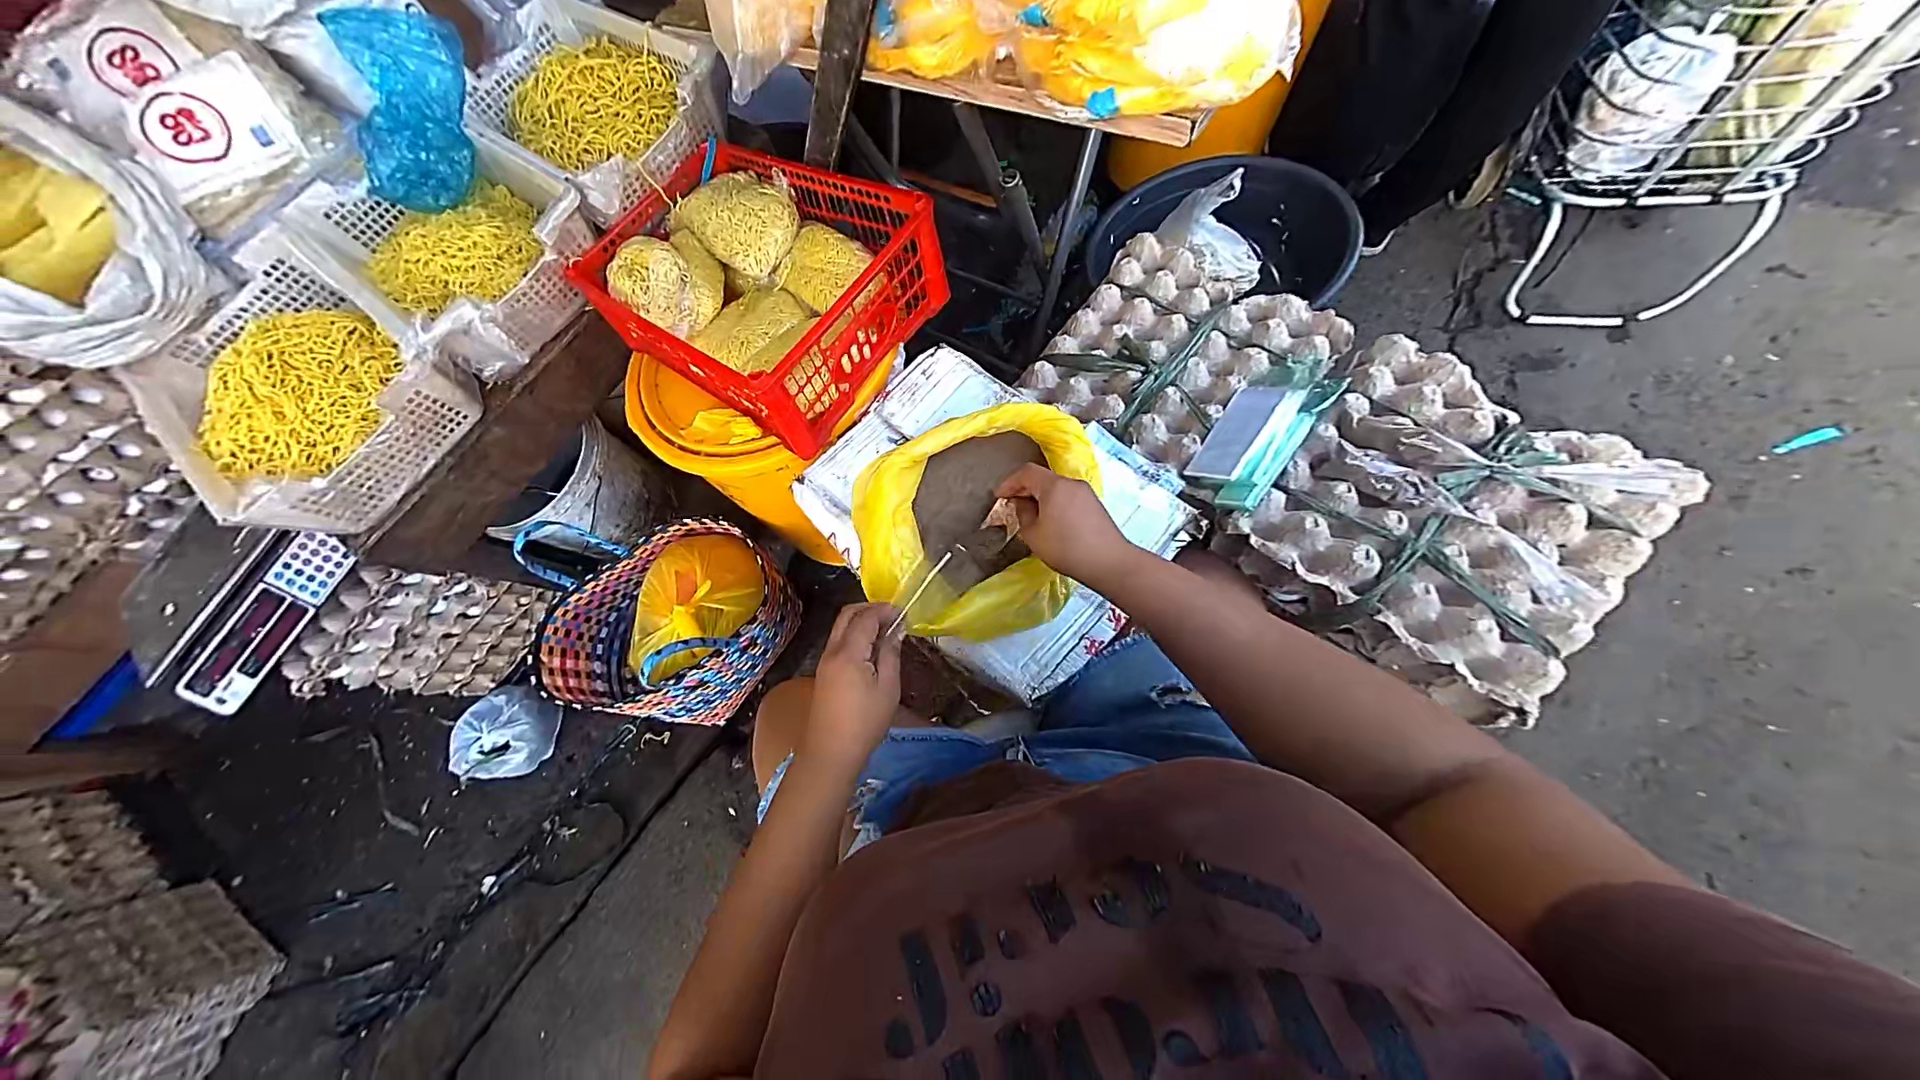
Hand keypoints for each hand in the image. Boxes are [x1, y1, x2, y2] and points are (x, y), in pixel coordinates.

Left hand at [802, 603, 902, 768]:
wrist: (831, 752)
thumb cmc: (865, 722)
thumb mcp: (888, 688)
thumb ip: (890, 654)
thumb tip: (895, 630)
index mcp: (848, 653)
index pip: (866, 618)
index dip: (885, 610)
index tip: (904, 613)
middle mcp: (832, 651)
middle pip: (847, 614)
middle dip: (870, 608)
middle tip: (893, 615)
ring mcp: (825, 661)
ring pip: (840, 627)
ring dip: (861, 620)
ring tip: (886, 630)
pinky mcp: (824, 672)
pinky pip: (839, 641)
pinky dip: (855, 634)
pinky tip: (872, 647)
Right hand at [995, 462, 1135, 586]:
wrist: (1108, 562)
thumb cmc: (1066, 548)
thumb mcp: (1033, 534)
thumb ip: (1023, 513)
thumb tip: (1023, 502)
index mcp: (1054, 485)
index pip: (1027, 472)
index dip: (1009, 482)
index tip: (999, 496)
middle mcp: (1072, 483)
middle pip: (1043, 478)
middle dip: (1025, 489)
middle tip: (1013, 505)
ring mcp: (1086, 493)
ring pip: (1057, 489)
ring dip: (1041, 498)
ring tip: (1032, 516)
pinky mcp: (1095, 505)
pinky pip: (1069, 498)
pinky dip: (1055, 504)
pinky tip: (1052, 522)